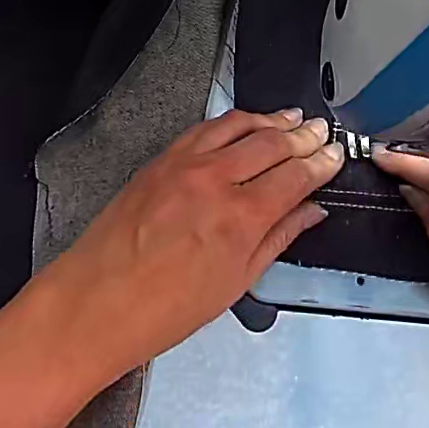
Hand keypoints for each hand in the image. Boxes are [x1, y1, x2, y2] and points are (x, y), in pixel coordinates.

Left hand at [33, 108, 341, 385]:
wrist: (93, 305)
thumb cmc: (162, 309)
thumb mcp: (236, 283)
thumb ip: (279, 238)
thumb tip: (311, 212)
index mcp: (240, 219)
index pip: (296, 176)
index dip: (322, 162)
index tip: (335, 155)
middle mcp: (215, 182)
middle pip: (274, 143)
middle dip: (305, 134)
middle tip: (321, 131)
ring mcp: (186, 165)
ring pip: (242, 125)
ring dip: (273, 118)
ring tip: (293, 118)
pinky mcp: (162, 158)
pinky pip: (207, 127)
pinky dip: (235, 119)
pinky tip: (247, 122)